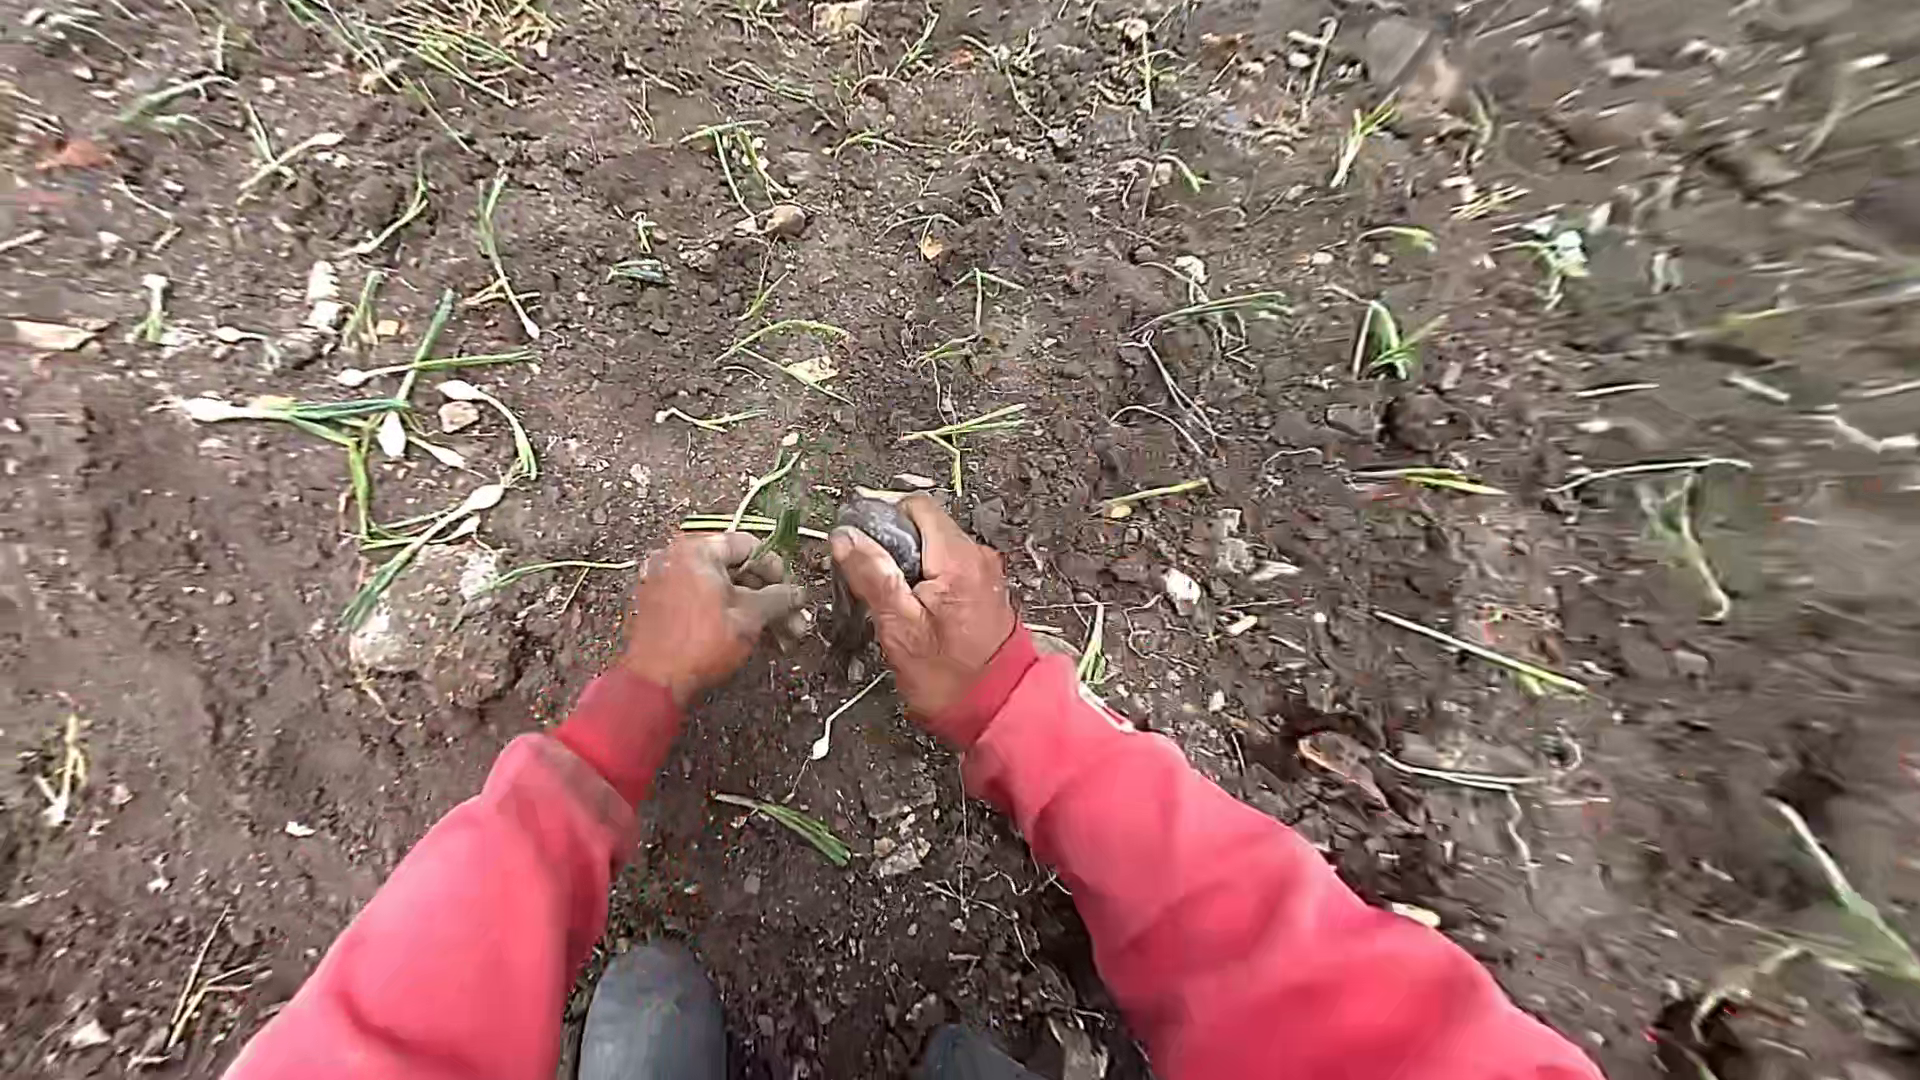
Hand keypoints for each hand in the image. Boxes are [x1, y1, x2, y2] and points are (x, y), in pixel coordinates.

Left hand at [620, 533, 804, 706]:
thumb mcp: (750, 617)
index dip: (776, 568)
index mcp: (696, 551)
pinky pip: (707, 604)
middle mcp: (678, 560)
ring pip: (726, 592)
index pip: (748, 545)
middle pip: (739, 570)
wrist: (653, 685)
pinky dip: (732, 618)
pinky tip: (760, 640)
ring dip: (758, 613)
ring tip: (784, 638)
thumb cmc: (701, 643)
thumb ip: (779, 598)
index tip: (790, 590)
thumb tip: (799, 593)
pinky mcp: (665, 610)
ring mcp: (668, 585)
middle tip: (794, 618)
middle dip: (771, 599)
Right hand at [829, 495, 1015, 720]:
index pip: (916, 506)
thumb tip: (846, 538)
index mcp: (958, 559)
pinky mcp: (984, 589)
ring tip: (894, 600)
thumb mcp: (901, 627)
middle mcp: (977, 557)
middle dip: (894, 544)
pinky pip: (949, 566)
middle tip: (874, 579)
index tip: (862, 543)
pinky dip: (928, 577)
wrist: (997, 709)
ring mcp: (984, 572)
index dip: (883, 518)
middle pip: (925, 525)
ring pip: (935, 546)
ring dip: (910, 563)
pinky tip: (917, 608)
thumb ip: (874, 576)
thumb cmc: (949, 678)